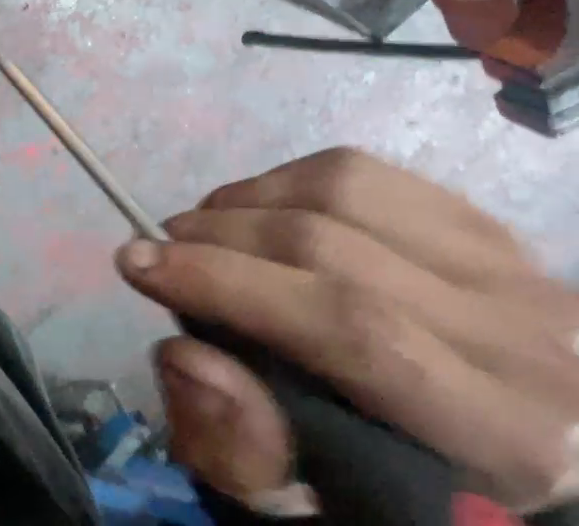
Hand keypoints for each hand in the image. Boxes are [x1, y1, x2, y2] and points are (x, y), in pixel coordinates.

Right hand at [115, 148, 578, 512]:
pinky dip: (280, 182)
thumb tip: (185, 356)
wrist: (483, 435)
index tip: (135, 264)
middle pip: (333, 250)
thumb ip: (239, 447)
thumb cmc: (375, 479)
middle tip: (156, 252)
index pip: (352, 329)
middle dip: (214, 241)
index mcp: (499, 433)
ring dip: (241, 204)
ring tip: (203, 235)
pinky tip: (257, 214)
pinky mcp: (484, 226)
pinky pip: (359, 173)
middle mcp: (531, 343)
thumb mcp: (301, 499)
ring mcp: (515, 272)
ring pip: (341, 194)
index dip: (227, 284)